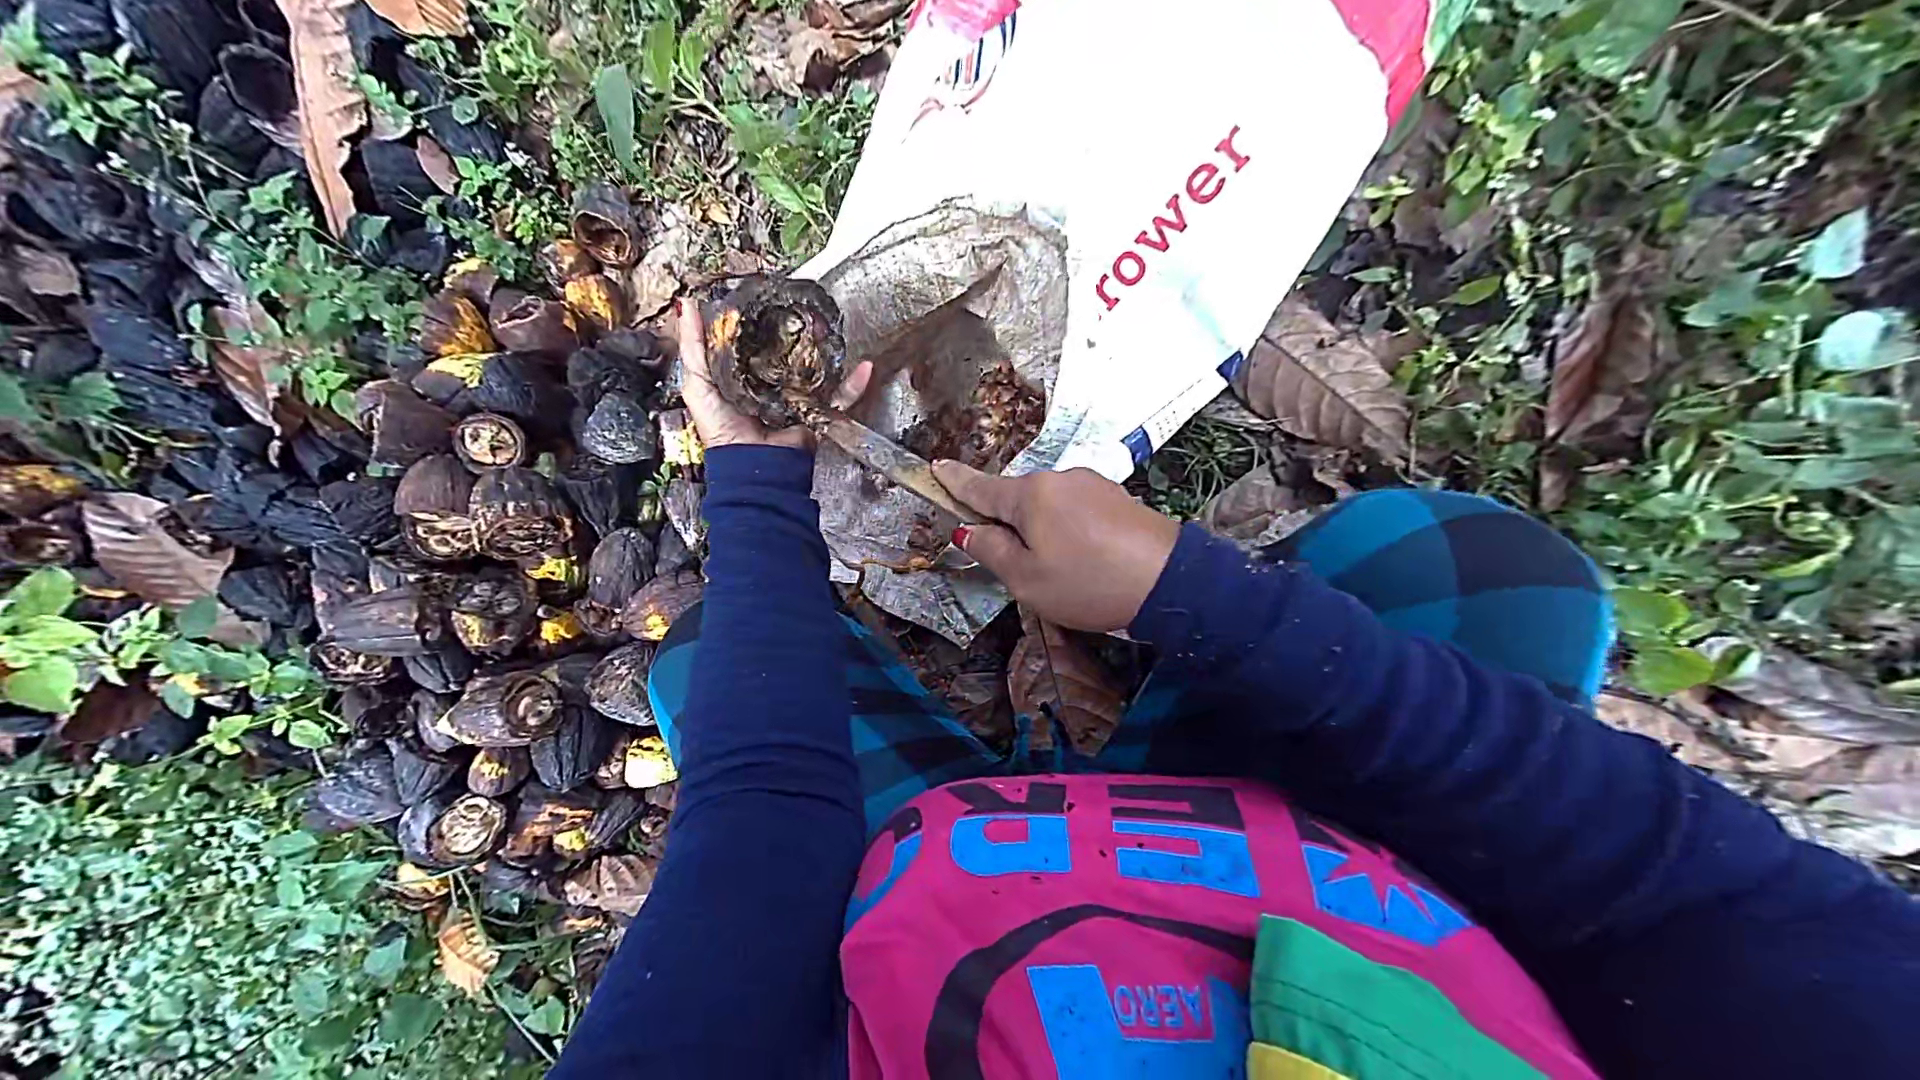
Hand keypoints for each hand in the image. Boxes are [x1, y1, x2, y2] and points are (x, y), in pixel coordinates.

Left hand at [675, 298, 871, 450]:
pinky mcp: (816, 413)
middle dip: (801, 332)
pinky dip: (853, 385)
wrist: (750, 463)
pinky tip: (863, 368)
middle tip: (805, 308)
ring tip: (832, 329)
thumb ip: (695, 347)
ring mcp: (798, 398)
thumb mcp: (697, 383)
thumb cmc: (721, 428)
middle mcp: (774, 385)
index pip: (756, 343)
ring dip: (829, 351)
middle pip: (792, 353)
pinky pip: (839, 398)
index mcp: (746, 376)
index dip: (761, 322)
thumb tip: (689, 305)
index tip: (766, 297)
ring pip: (818, 370)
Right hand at [932, 461, 1179, 632]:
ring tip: (1060, 572)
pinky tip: (1083, 559)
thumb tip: (969, 530)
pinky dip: (1068, 531)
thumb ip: (992, 550)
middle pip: (1017, 499)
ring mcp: (1092, 485)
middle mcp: (1060, 479)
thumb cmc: (1088, 582)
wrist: (1169, 582)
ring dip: (1041, 530)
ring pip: (1048, 506)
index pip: (981, 487)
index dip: (955, 481)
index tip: (937, 465)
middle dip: (1008, 524)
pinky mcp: (1116, 497)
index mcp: (1031, 495)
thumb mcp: (1026, 579)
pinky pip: (1075, 511)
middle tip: (1015, 564)